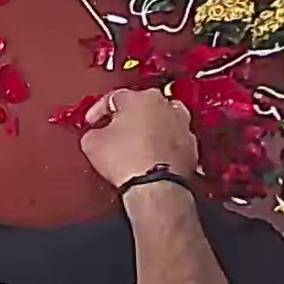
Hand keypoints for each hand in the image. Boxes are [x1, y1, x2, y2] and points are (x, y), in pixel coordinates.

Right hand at [80, 88, 197, 187]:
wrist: (154, 186)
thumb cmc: (129, 161)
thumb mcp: (92, 143)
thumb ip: (93, 132)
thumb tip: (95, 137)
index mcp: (141, 98)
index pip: (114, 97)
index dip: (99, 110)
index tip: (93, 122)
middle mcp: (166, 106)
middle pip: (141, 106)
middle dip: (127, 118)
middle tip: (113, 132)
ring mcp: (182, 126)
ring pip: (161, 122)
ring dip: (148, 131)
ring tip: (134, 146)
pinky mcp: (191, 147)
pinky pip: (172, 141)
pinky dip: (162, 147)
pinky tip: (150, 159)